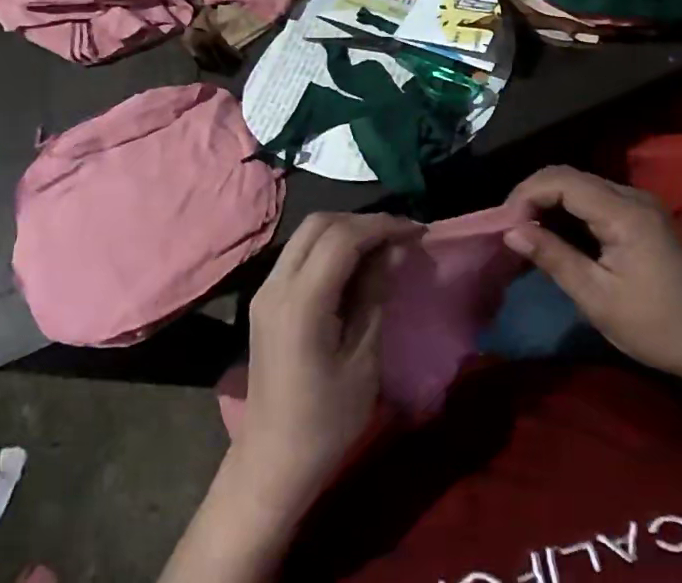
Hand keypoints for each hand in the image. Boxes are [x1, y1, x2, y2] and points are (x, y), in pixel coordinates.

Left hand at [236, 212, 418, 506]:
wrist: (273, 460)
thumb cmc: (327, 420)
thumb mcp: (363, 359)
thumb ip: (374, 295)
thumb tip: (392, 251)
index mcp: (301, 303)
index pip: (341, 238)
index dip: (381, 226)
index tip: (415, 232)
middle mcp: (275, 286)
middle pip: (318, 224)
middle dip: (363, 221)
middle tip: (400, 236)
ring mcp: (265, 291)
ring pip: (306, 234)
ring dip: (346, 230)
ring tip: (384, 245)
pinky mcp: (266, 301)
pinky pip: (299, 254)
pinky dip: (330, 247)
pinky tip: (356, 264)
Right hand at [503, 167, 681, 388]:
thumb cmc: (655, 325)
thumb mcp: (597, 297)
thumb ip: (553, 257)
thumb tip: (510, 232)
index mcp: (624, 212)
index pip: (562, 181)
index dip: (527, 195)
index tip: (504, 227)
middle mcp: (633, 197)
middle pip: (571, 177)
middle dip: (534, 197)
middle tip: (510, 230)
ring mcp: (640, 205)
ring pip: (582, 186)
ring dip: (550, 203)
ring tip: (525, 234)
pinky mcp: (642, 217)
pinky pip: (596, 201)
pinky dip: (569, 212)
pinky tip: (555, 236)